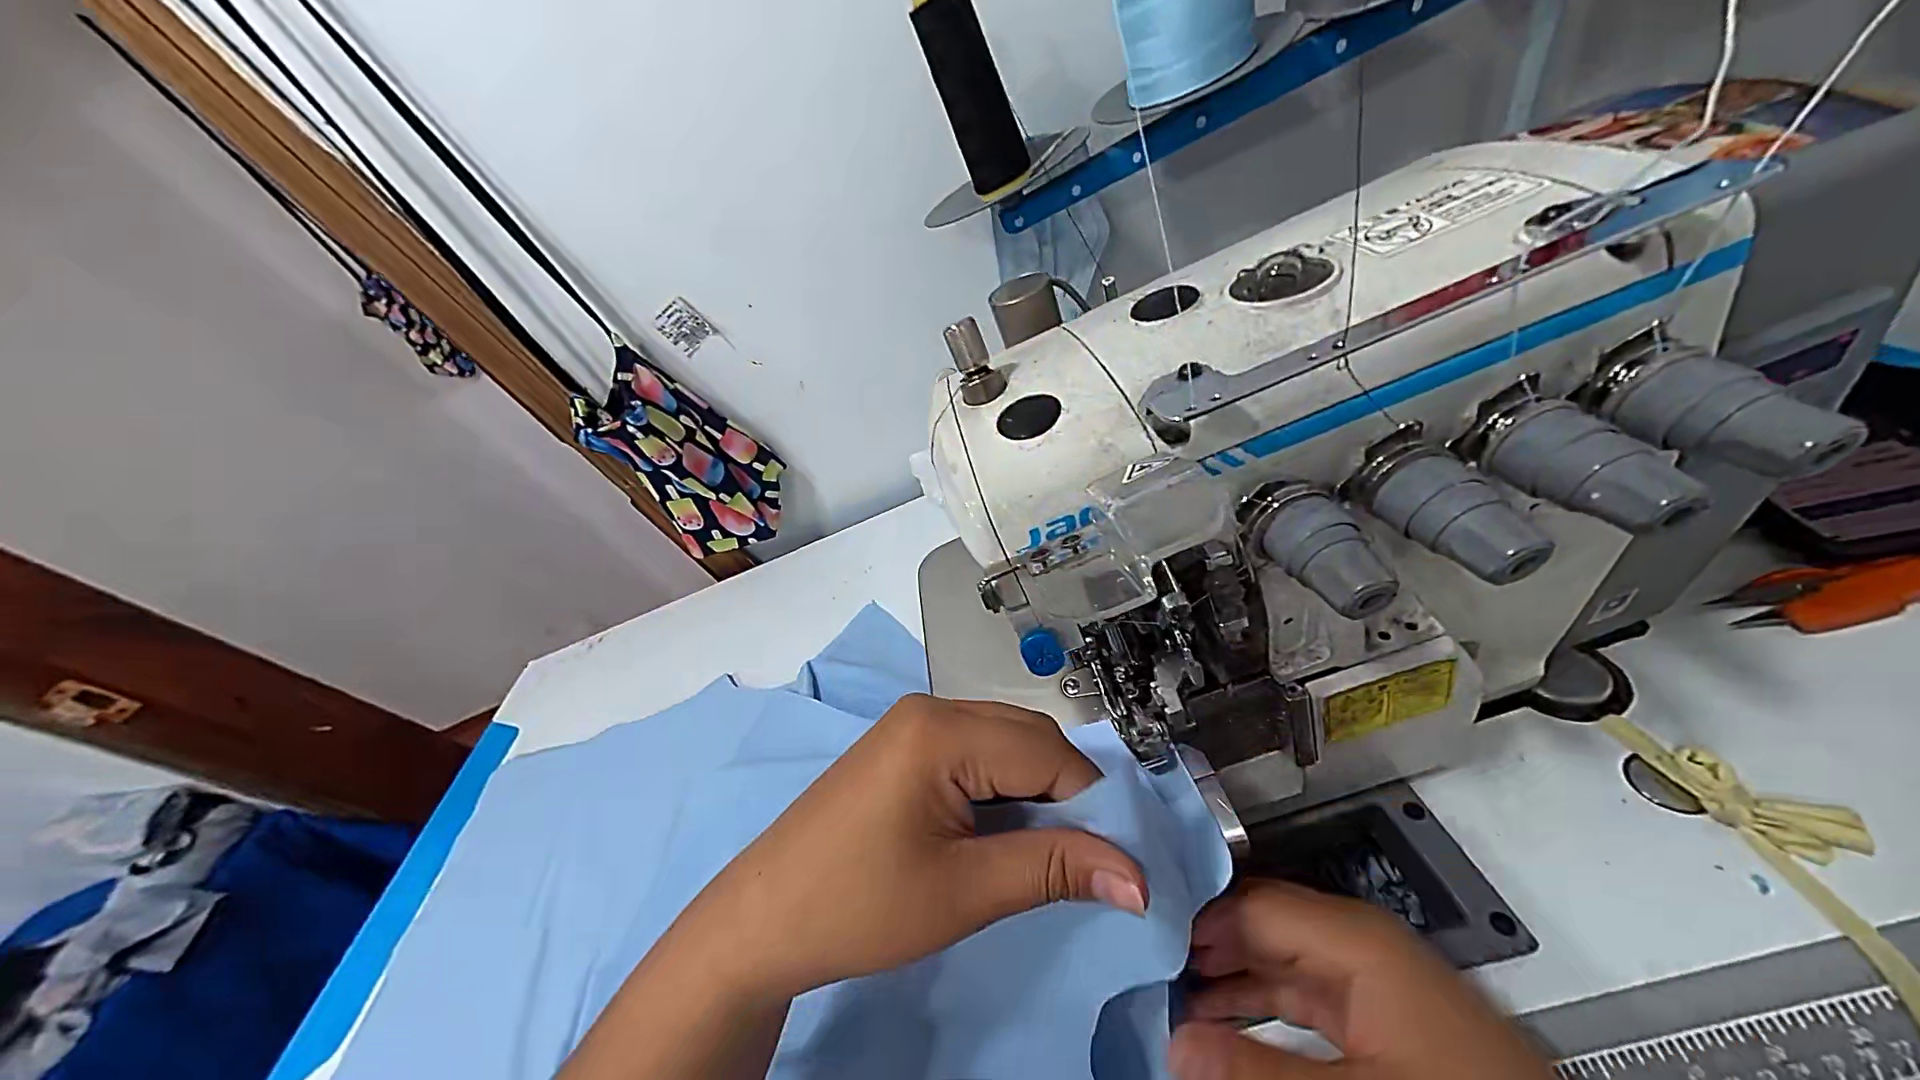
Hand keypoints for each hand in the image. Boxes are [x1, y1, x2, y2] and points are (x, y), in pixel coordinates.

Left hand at [560, 694, 1147, 1079]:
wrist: (761, 921)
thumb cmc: (858, 905)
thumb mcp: (964, 891)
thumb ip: (1054, 869)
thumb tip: (1138, 879)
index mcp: (941, 728)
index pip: (1048, 751)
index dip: (1087, 805)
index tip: (1107, 860)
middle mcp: (929, 708)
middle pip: (1028, 737)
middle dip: (1061, 795)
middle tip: (1070, 859)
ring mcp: (911, 724)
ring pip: (1004, 742)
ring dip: (1032, 791)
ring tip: (1032, 851)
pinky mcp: (902, 746)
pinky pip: (974, 751)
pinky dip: (1000, 786)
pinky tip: (994, 829)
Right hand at [1170, 881, 1552, 1079]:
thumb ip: (1257, 1067)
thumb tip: (1175, 1046)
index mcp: (1353, 937)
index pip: (1249, 904)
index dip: (1193, 919)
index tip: (1144, 937)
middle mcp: (1355, 942)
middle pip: (1258, 923)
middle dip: (1202, 945)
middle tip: (1148, 966)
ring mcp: (1367, 979)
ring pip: (1274, 958)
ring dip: (1224, 976)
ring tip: (1171, 997)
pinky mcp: (1376, 1016)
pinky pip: (1297, 991)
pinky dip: (1255, 1002)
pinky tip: (1221, 1022)